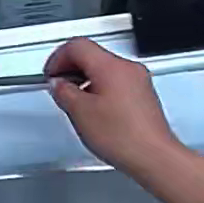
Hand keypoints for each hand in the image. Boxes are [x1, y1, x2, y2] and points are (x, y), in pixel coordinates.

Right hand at [44, 38, 187, 177]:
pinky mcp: (143, 96)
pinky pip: (116, 83)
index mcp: (110, 67)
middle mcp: (128, 69)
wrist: (153, 156)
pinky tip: (93, 110)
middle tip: (58, 85)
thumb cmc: (123, 137)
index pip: (77, 46)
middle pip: (92, 54)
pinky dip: (100, 90)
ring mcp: (138, 81)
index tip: (50, 74)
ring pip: (104, 69)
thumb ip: (63, 92)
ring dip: (85, 80)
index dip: (58, 58)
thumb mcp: (80, 112)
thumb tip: (58, 84)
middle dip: (70, 68)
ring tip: (74, 101)